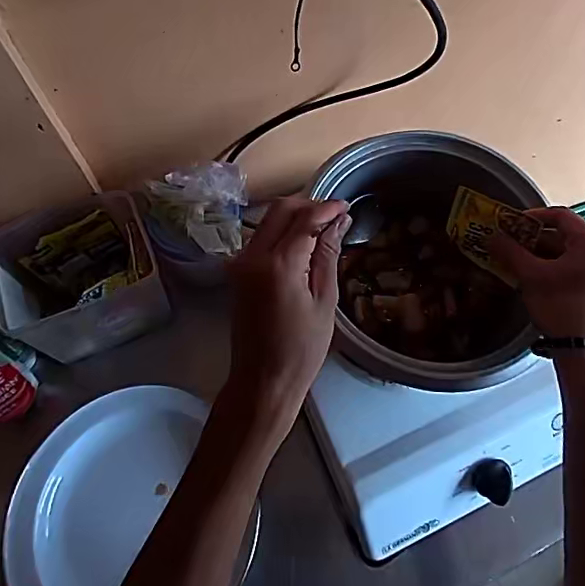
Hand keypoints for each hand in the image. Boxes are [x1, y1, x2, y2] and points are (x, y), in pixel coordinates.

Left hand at [225, 196, 350, 419]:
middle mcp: (252, 257)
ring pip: (267, 220)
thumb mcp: (325, 300)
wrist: (263, 381)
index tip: (347, 206)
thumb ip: (328, 255)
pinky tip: (303, 243)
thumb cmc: (301, 349)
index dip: (327, 208)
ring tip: (323, 228)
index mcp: (278, 265)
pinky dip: (282, 232)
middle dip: (308, 205)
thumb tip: (338, 222)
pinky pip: (260, 238)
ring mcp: (240, 263)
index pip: (304, 219)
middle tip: (335, 215)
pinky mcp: (237, 272)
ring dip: (294, 216)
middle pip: (280, 210)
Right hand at [488, 208, 584, 340]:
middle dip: (537, 239)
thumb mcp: (531, 277)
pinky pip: (583, 266)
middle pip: (568, 234)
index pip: (561, 215)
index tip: (512, 223)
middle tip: (513, 244)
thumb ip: (510, 251)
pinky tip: (542, 277)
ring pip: (574, 252)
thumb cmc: (562, 310)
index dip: (533, 216)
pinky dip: (562, 266)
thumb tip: (493, 236)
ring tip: (522, 262)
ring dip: (547, 254)